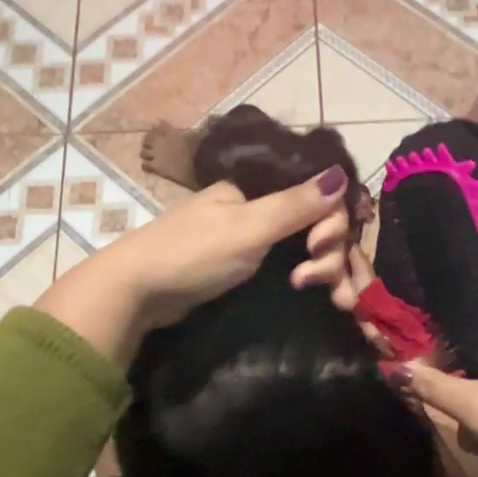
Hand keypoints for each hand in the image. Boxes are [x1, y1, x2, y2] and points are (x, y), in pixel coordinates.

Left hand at [36, 167, 353, 363]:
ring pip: (306, 252)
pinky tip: (319, 298)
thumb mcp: (247, 228)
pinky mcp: (244, 272)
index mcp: (255, 191)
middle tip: (336, 293)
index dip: (332, 226)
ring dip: (326, 273)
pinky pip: (288, 269)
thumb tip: (341, 173)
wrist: (136, 293)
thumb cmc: (191, 254)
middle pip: (315, 227)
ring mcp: (250, 242)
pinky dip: (308, 283)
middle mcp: (256, 211)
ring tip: (335, 302)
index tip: (321, 250)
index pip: (315, 199)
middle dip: (333, 258)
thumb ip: (294, 205)